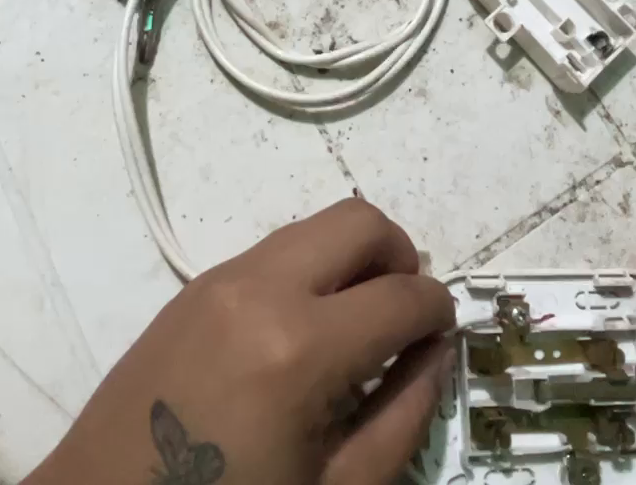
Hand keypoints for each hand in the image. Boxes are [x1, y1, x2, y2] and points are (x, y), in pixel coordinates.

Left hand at [30, 198, 454, 484]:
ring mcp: (221, 277)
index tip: (442, 332)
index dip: (439, 310)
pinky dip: (310, 270)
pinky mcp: (194, 283)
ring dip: (353, 259)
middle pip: (360, 221)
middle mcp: (261, 287)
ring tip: (353, 323)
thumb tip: (436, 350)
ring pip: (316, 226)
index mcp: (299, 347)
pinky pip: (274, 250)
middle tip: (402, 313)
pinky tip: (301, 330)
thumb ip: (402, 415)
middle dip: (401, 257)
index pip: (403, 295)